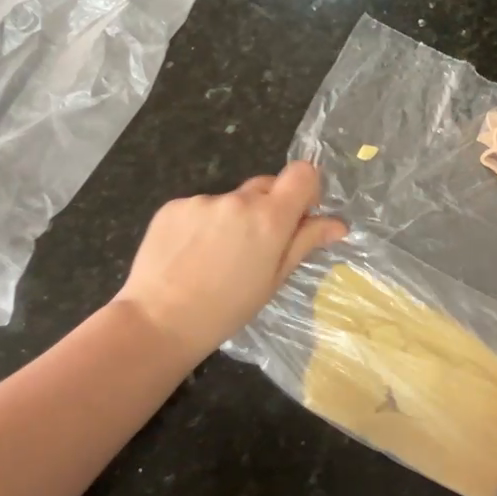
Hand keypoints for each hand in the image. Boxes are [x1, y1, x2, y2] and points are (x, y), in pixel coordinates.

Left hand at [113, 161, 347, 357]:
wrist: (158, 322)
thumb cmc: (226, 309)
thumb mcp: (274, 280)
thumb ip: (305, 242)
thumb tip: (339, 223)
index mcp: (270, 218)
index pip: (302, 173)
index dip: (305, 188)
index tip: (298, 214)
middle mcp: (239, 200)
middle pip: (265, 187)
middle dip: (267, 209)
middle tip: (254, 248)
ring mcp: (203, 200)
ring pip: (230, 201)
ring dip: (231, 219)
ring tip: (214, 258)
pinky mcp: (173, 206)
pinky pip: (199, 207)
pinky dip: (200, 224)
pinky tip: (189, 254)